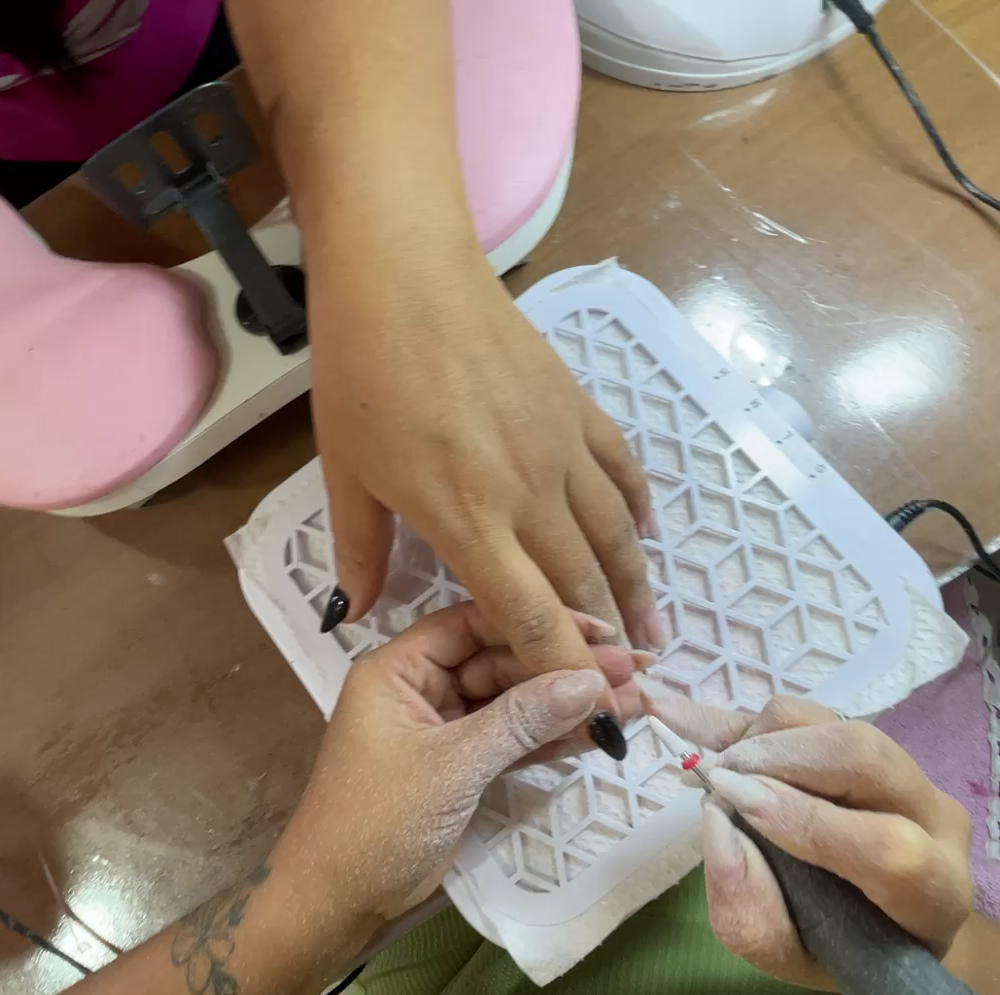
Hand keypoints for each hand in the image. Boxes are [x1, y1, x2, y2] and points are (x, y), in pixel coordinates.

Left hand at [274, 602, 648, 922]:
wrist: (339, 907)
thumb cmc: (378, 822)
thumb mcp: (451, 765)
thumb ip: (521, 719)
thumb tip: (592, 680)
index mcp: (400, 668)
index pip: (474, 623)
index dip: (535, 621)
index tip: (598, 629)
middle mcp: (423, 686)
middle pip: (501, 662)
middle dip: (563, 668)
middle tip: (632, 671)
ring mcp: (445, 727)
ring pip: (514, 703)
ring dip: (567, 703)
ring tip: (631, 700)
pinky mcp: (463, 764)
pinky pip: (513, 739)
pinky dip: (551, 738)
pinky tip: (598, 731)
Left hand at [310, 251, 664, 675]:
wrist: (403, 273)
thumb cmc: (362, 375)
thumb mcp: (345, 473)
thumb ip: (360, 552)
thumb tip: (352, 613)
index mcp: (467, 520)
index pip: (531, 619)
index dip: (565, 674)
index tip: (591, 716)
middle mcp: (530, 495)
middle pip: (584, 585)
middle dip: (607, 642)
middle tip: (628, 681)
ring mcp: (564, 448)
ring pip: (616, 536)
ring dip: (637, 589)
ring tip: (654, 631)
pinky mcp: (580, 409)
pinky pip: (624, 472)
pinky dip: (639, 512)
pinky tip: (645, 536)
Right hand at [646, 688, 974, 989]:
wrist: (886, 918)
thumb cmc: (842, 949)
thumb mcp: (791, 958)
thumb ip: (749, 912)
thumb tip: (716, 823)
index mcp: (932, 891)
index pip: (885, 845)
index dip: (802, 819)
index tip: (729, 801)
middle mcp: (931, 817)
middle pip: (862, 754)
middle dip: (776, 756)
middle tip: (716, 776)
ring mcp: (904, 769)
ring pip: (831, 722)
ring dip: (759, 734)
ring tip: (714, 765)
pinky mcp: (856, 738)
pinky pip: (798, 713)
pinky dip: (731, 716)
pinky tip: (666, 705)